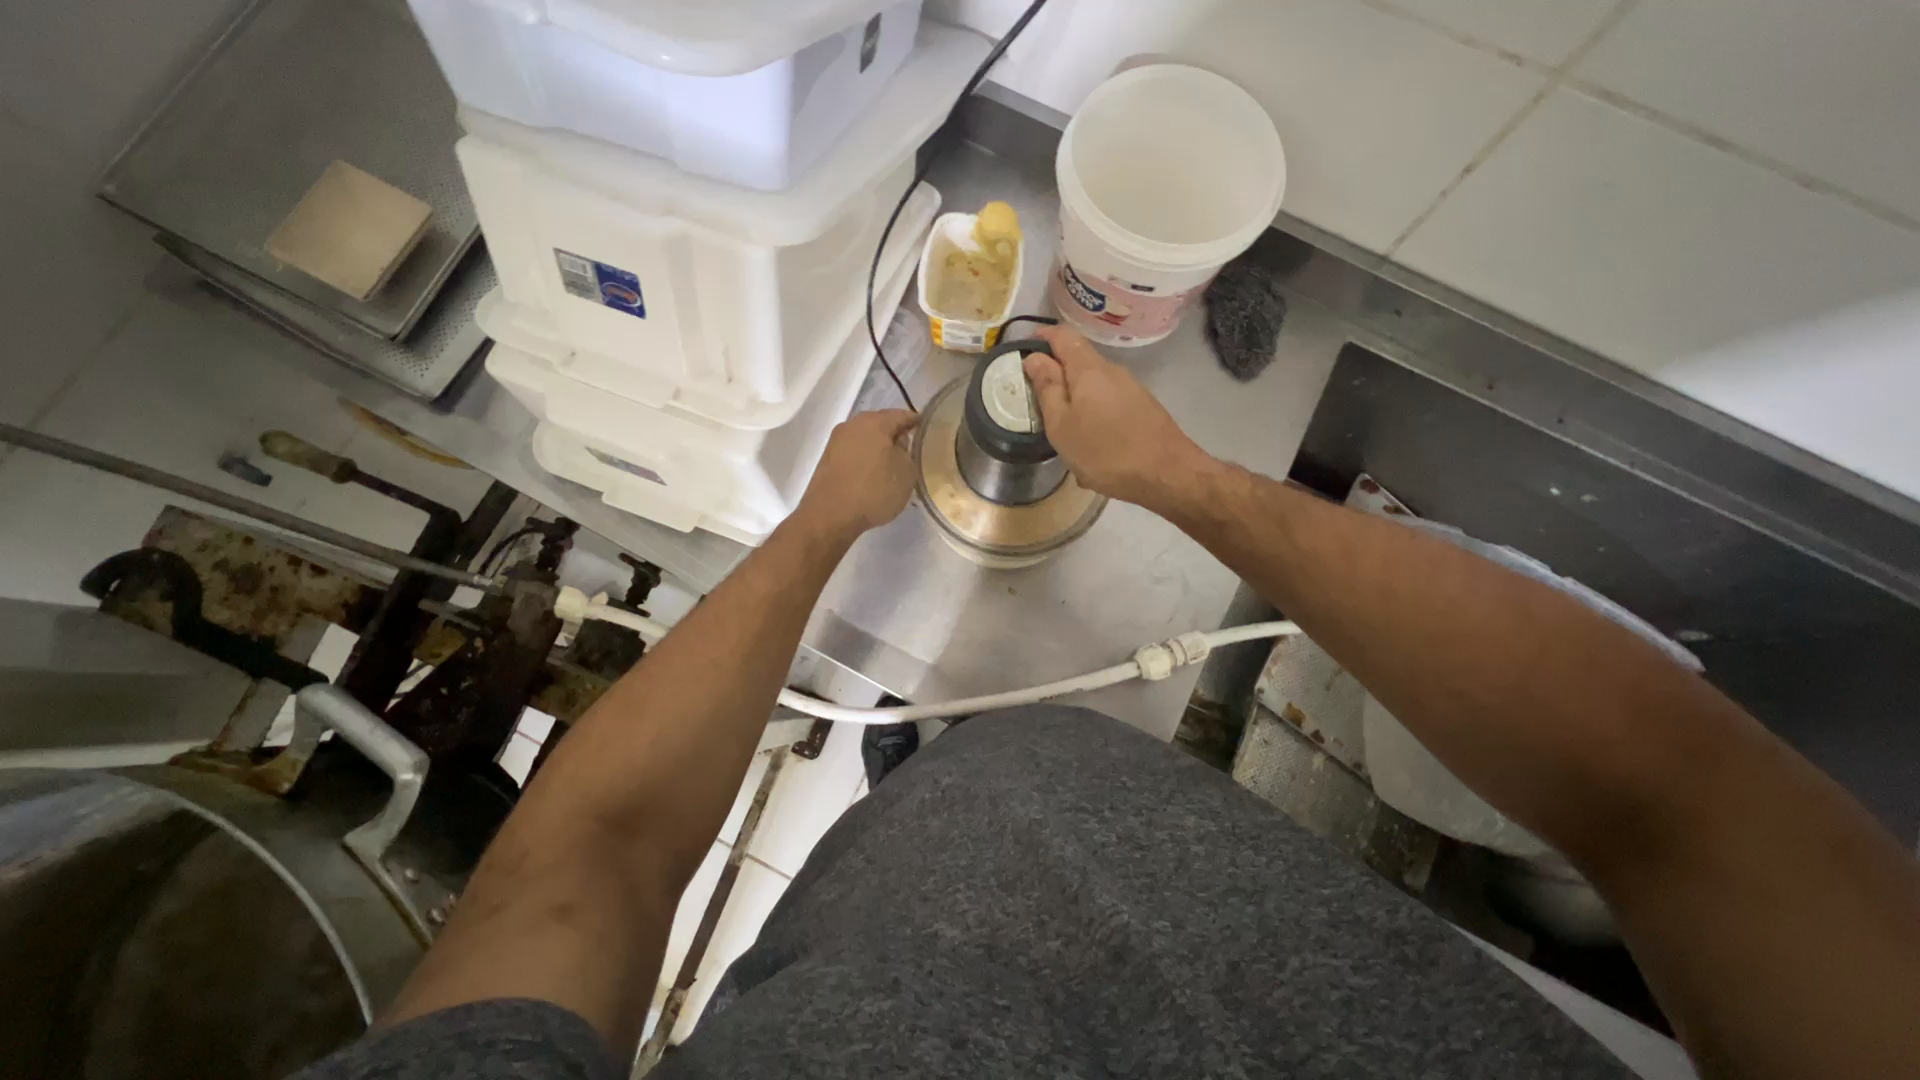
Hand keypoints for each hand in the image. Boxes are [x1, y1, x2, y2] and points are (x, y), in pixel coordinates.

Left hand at [793, 409, 918, 541]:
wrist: (830, 515)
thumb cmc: (874, 490)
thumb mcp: (906, 472)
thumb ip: (906, 452)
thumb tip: (897, 444)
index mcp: (875, 422)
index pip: (901, 415)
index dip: (915, 422)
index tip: (924, 428)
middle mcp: (852, 425)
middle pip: (879, 424)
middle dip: (893, 433)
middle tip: (908, 446)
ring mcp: (836, 441)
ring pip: (864, 438)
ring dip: (877, 446)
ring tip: (890, 462)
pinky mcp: (827, 459)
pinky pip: (852, 452)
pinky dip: (863, 458)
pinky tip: (871, 472)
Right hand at [1024, 326, 1212, 507]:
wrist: (1167, 474)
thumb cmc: (1105, 452)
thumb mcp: (1062, 425)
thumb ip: (1047, 389)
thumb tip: (1034, 358)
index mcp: (1088, 368)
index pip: (1062, 335)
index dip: (1040, 338)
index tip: (1022, 353)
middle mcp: (1112, 370)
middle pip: (1078, 360)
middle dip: (1056, 376)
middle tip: (1037, 403)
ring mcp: (1131, 388)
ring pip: (1093, 386)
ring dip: (1075, 402)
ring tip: (1064, 433)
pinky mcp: (1142, 407)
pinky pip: (1108, 404)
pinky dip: (1093, 417)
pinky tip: (1091, 447)